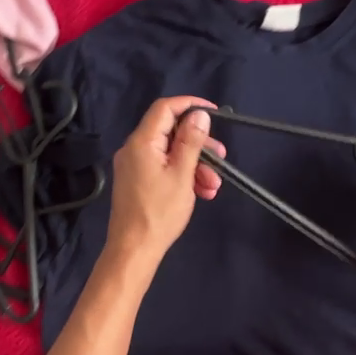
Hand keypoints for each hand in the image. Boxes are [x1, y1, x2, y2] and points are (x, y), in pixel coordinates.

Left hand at [106, 97, 226, 263]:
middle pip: (171, 132)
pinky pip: (164, 168)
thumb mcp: (182, 174)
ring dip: (196, 164)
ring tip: (214, 185)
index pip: (165, 108)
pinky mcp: (138, 181)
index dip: (190, 105)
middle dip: (199, 144)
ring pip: (171, 153)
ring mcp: (134, 166)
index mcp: (142, 142)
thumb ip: (191, 141)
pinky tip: (202, 192)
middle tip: (221, 158)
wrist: (134, 249)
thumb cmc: (159, 212)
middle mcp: (134, 149)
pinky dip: (184, 175)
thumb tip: (199, 114)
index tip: (214, 113)